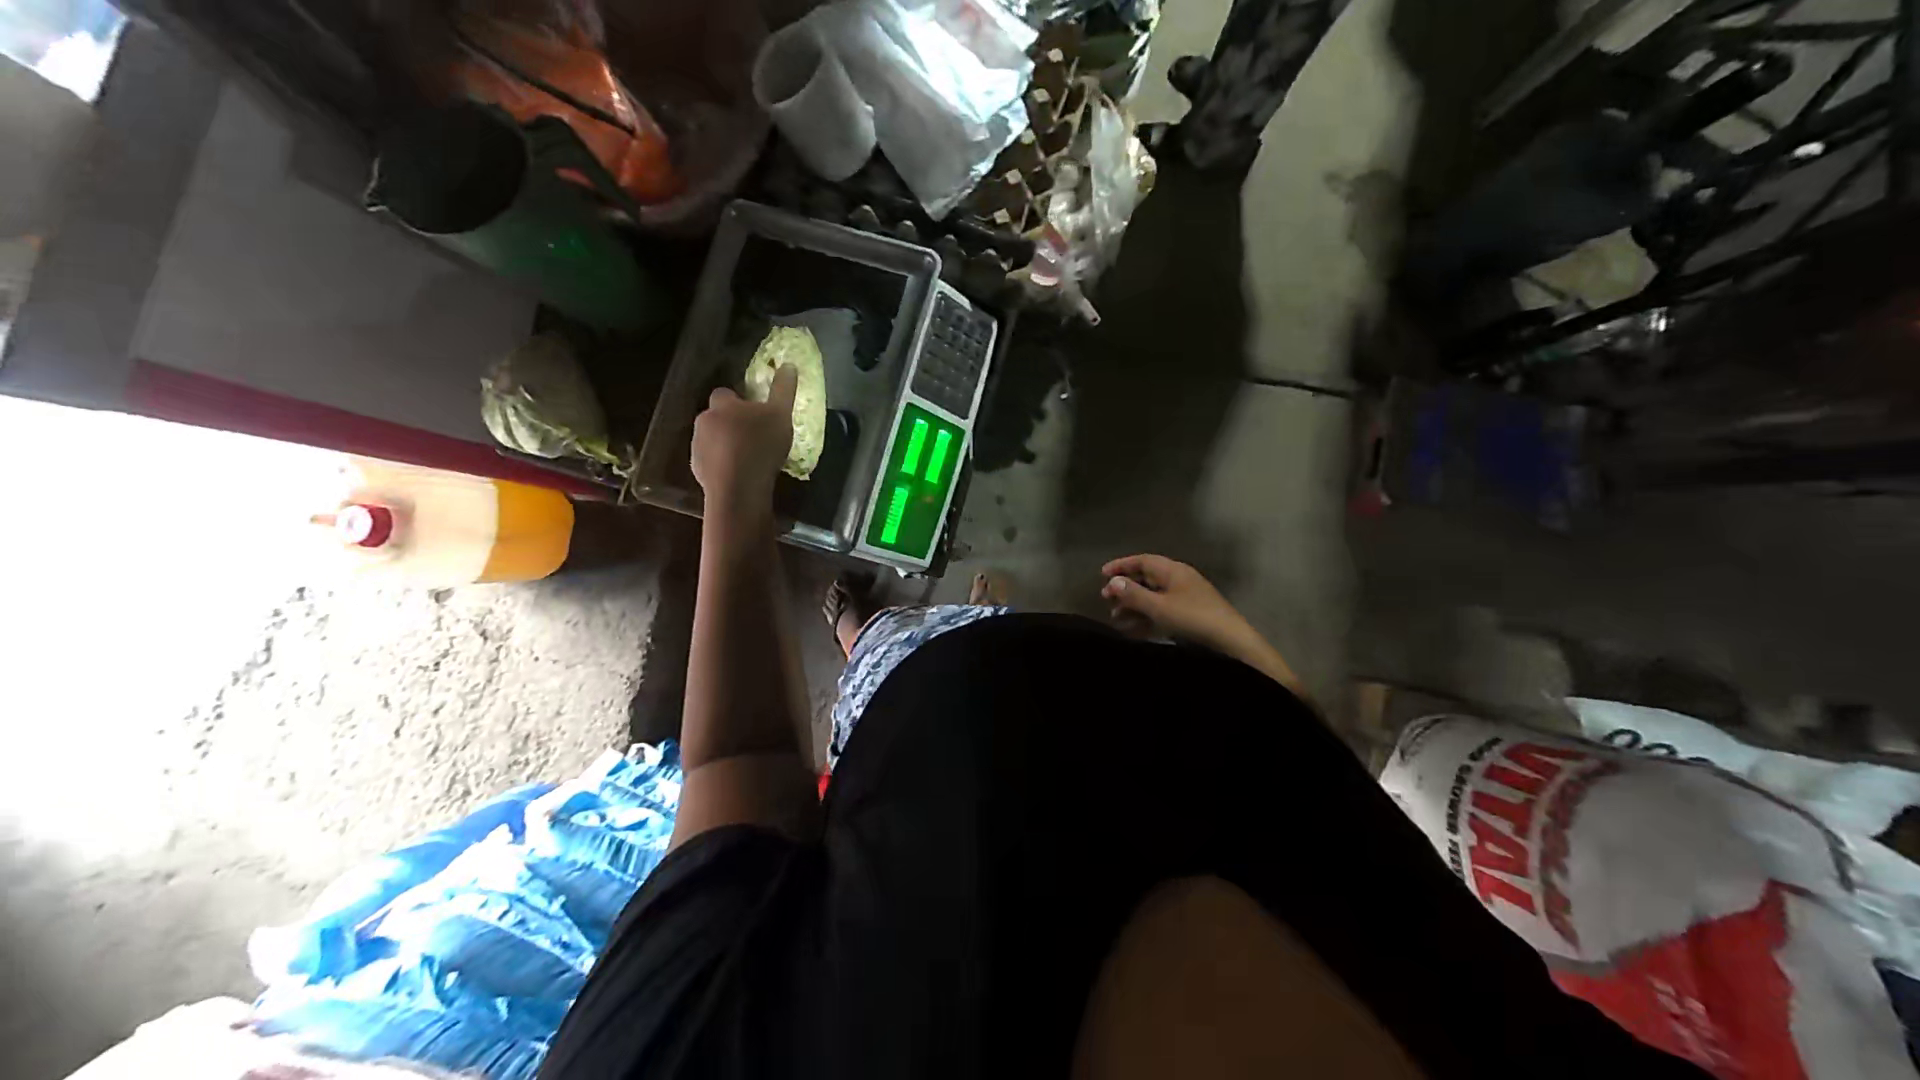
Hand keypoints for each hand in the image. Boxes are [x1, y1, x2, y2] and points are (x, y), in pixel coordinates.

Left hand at [692, 365, 795, 511]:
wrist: (739, 488)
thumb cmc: (761, 446)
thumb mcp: (781, 415)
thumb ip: (784, 390)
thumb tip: (788, 365)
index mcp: (722, 404)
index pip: (725, 394)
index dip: (738, 402)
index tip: (754, 413)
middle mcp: (704, 421)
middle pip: (717, 417)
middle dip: (731, 424)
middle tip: (754, 437)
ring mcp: (697, 446)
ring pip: (712, 439)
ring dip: (725, 444)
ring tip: (749, 459)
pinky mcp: (697, 470)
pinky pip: (710, 462)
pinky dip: (722, 465)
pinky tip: (740, 475)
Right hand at [1101, 554, 1306, 698]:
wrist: (1231, 642)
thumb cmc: (1193, 618)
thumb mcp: (1159, 606)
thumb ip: (1133, 594)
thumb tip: (1112, 582)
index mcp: (1173, 571)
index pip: (1142, 561)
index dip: (1121, 565)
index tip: (1102, 574)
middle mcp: (1179, 580)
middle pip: (1147, 579)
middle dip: (1125, 589)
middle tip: (1106, 599)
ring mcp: (1185, 598)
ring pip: (1153, 597)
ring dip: (1133, 606)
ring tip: (1116, 619)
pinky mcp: (1189, 616)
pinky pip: (1161, 612)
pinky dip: (1146, 618)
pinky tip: (1133, 631)